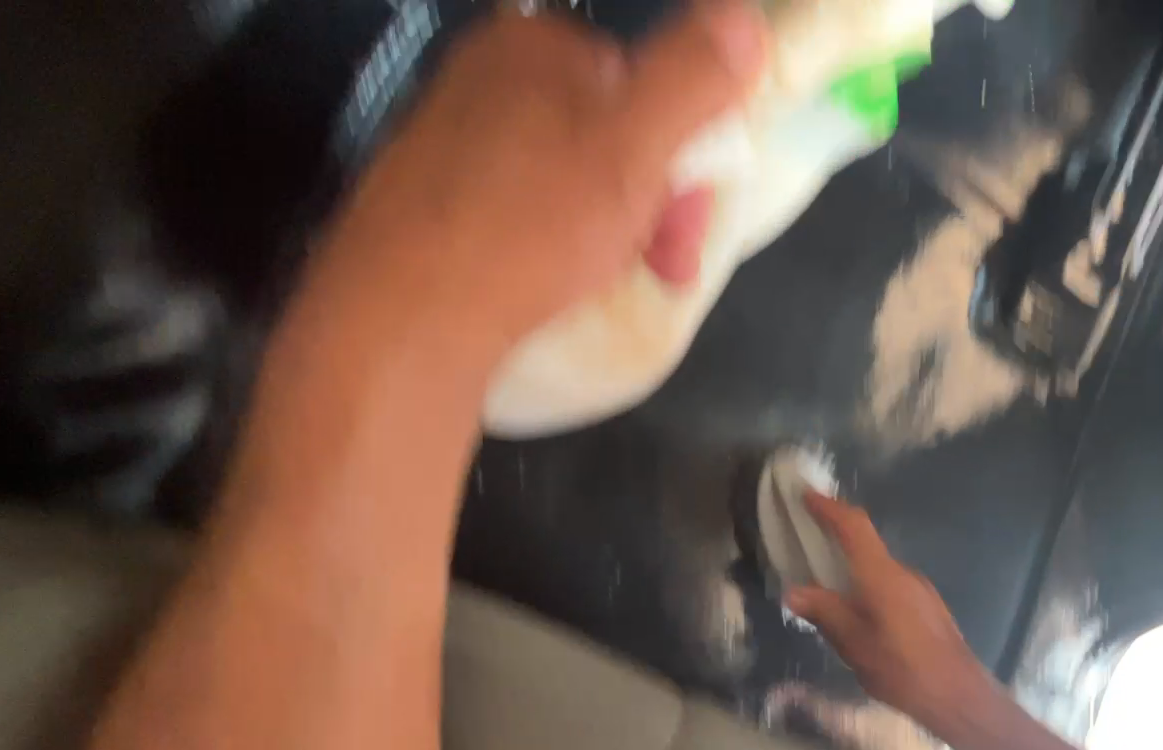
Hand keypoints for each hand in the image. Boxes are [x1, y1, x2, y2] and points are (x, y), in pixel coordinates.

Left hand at [280, 1, 766, 382]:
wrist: (416, 308)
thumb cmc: (533, 226)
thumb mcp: (632, 149)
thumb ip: (691, 81)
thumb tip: (746, 19)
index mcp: (542, 47)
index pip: (654, 90)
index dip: (689, 165)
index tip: (689, 228)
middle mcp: (498, 73)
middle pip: (620, 134)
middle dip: (658, 203)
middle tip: (667, 265)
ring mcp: (467, 128)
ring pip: (584, 174)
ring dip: (625, 227)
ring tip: (622, 274)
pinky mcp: (448, 185)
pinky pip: (540, 201)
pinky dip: (574, 237)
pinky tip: (572, 272)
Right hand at [786, 493, 1000, 730]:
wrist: (957, 694)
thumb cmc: (902, 668)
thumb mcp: (854, 644)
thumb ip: (825, 613)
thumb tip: (794, 593)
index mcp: (882, 575)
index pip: (854, 527)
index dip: (830, 508)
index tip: (808, 495)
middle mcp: (904, 573)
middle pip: (867, 547)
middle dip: (837, 542)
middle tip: (808, 548)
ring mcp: (921, 590)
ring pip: (880, 570)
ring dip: (854, 572)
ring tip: (828, 592)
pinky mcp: (929, 608)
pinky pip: (892, 587)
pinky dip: (870, 589)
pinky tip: (860, 617)